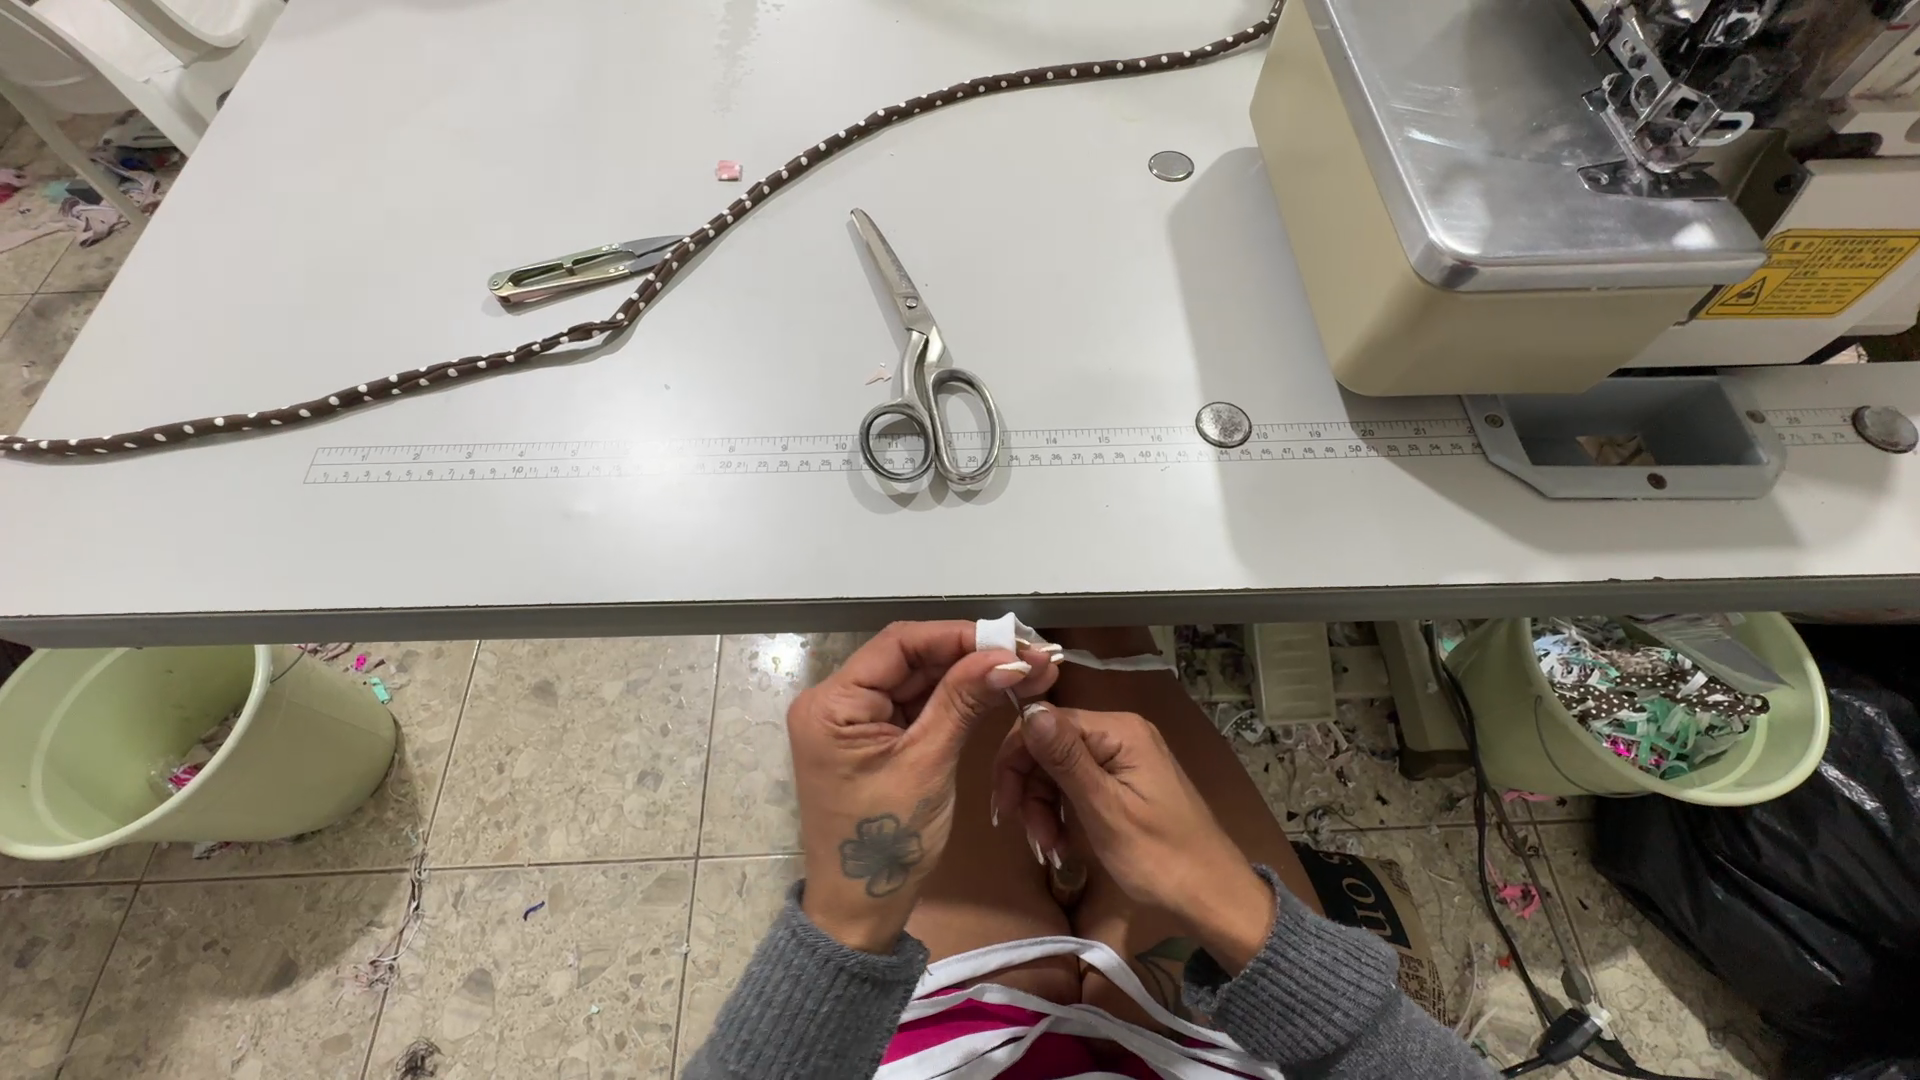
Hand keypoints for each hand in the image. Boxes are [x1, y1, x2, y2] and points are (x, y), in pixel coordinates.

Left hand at [787, 621, 1057, 952]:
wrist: (860, 909)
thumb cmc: (889, 841)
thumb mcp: (929, 764)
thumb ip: (964, 700)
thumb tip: (1011, 656)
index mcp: (832, 703)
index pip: (898, 644)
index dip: (956, 636)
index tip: (1008, 638)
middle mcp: (836, 701)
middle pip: (909, 658)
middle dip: (969, 654)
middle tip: (1026, 652)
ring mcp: (854, 719)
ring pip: (917, 678)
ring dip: (967, 673)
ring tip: (1021, 667)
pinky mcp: (872, 736)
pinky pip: (915, 703)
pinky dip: (953, 697)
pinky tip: (992, 687)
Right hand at [994, 704, 1275, 971]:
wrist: (1214, 897)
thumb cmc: (1160, 858)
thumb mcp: (1105, 810)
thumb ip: (1065, 759)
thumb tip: (1030, 709)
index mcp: (1118, 730)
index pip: (1045, 722)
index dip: (1016, 759)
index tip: (1003, 807)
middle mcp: (1120, 732)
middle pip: (1049, 745)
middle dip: (1031, 791)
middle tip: (1034, 839)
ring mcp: (1123, 756)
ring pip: (1058, 768)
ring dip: (1045, 808)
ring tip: (1051, 848)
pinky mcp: (1124, 779)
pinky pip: (1078, 783)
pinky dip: (1063, 812)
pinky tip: (1062, 843)